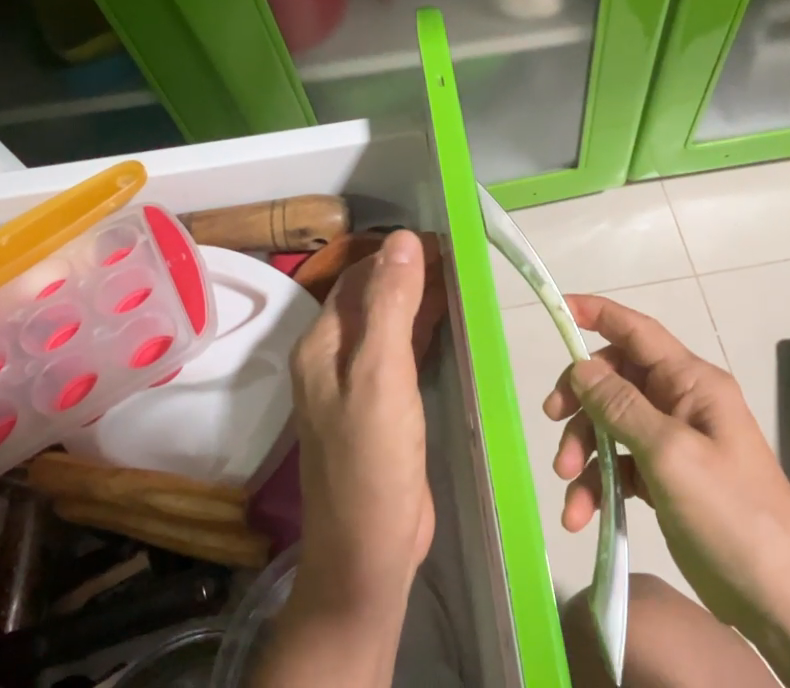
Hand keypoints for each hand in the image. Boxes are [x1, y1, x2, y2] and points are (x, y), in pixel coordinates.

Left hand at [286, 228, 434, 624]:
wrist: (369, 550)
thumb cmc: (372, 460)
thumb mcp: (381, 375)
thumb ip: (389, 305)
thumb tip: (402, 239)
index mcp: (322, 345)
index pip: (360, 277)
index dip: (398, 254)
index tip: (447, 240)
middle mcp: (334, 358)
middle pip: (374, 298)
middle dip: (413, 272)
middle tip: (465, 257)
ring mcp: (358, 386)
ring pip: (390, 325)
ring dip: (422, 300)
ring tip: (466, 280)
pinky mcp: (383, 409)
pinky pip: (403, 356)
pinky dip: (427, 333)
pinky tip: (455, 325)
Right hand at [544, 295, 789, 634]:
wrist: (781, 597)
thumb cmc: (732, 513)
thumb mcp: (671, 454)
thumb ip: (622, 407)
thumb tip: (582, 368)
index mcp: (692, 383)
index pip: (638, 332)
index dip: (598, 314)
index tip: (557, 308)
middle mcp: (681, 404)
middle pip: (615, 381)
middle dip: (580, 402)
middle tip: (553, 423)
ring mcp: (674, 445)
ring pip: (611, 427)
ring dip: (584, 454)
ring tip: (569, 493)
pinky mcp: (666, 482)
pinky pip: (620, 467)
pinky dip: (597, 486)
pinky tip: (583, 516)